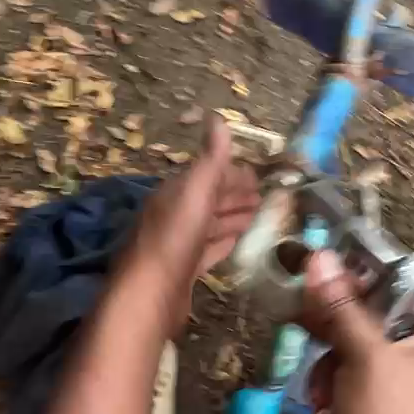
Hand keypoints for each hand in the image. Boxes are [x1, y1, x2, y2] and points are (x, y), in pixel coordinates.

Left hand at [121, 115, 261, 327]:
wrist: (149, 296)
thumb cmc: (175, 237)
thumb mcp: (196, 191)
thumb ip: (211, 158)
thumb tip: (217, 117)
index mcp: (175, 192)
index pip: (208, 174)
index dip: (233, 173)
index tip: (258, 175)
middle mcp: (173, 214)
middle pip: (209, 199)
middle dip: (234, 194)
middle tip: (264, 195)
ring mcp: (177, 244)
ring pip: (210, 224)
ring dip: (232, 216)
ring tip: (258, 215)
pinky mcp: (183, 270)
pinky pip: (209, 248)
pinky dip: (224, 240)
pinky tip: (238, 240)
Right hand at [300, 251, 413, 413]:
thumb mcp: (368, 357)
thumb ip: (342, 306)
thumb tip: (319, 256)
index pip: (411, 292)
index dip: (380, 275)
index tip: (342, 261)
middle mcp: (412, 360)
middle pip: (371, 314)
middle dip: (340, 312)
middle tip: (311, 300)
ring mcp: (383, 385)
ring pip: (347, 342)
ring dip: (327, 349)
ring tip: (320, 363)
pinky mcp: (356, 407)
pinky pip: (334, 373)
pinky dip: (323, 379)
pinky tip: (318, 396)